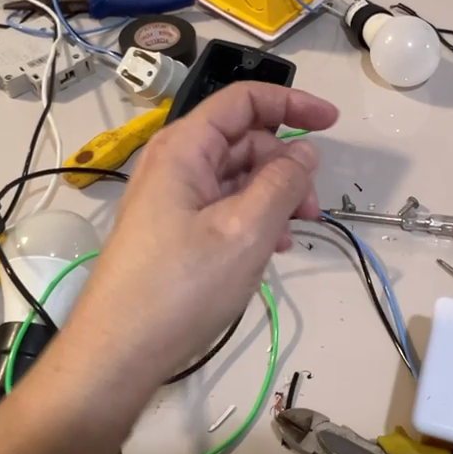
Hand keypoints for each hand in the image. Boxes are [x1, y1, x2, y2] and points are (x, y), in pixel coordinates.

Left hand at [62, 82, 337, 381]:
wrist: (119, 352)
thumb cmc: (182, 285)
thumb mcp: (246, 230)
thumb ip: (282, 183)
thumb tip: (305, 153)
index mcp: (186, 147)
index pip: (244, 101)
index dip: (292, 103)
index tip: (333, 122)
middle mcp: (176, 163)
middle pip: (245, 141)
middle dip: (287, 166)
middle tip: (312, 208)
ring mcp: (173, 197)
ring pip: (238, 177)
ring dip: (275, 196)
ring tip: (293, 235)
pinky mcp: (175, 229)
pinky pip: (225, 206)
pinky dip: (255, 218)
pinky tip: (270, 249)